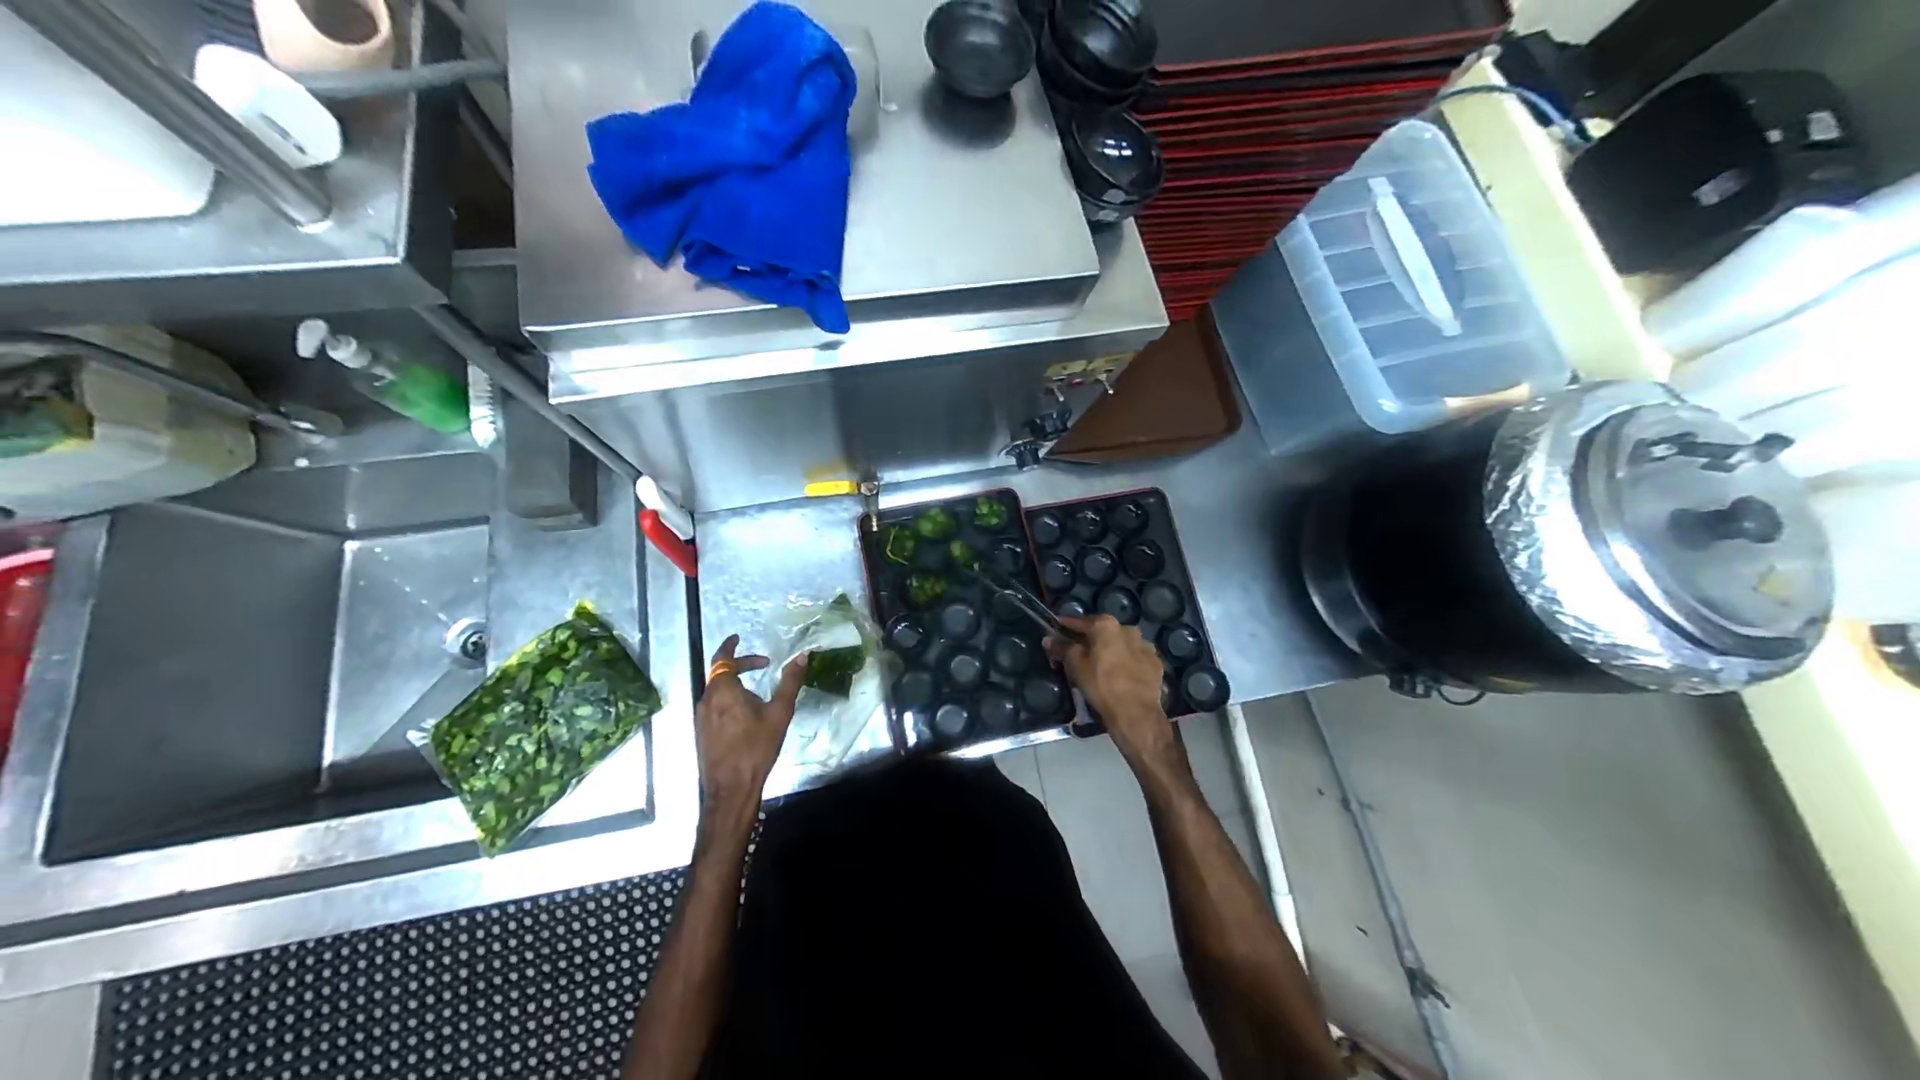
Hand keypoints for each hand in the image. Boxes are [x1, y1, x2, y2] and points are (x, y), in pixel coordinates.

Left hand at [697, 635, 804, 822]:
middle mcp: (706, 699)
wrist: (731, 788)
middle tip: (762, 665)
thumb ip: (790, 682)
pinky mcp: (701, 732)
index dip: (730, 646)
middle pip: (720, 673)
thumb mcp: (779, 713)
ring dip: (735, 684)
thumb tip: (803, 656)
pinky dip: (728, 700)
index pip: (722, 658)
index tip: (738, 638)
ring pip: (717, 691)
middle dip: (741, 665)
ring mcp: (701, 717)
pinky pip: (714, 706)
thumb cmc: (756, 747)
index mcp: (723, 690)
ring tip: (757, 692)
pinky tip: (745, 715)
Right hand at [1047, 615, 1182, 776]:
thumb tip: (1049, 639)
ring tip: (1102, 664)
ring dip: (1111, 649)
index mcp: (1106, 626)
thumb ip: (1063, 648)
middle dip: (1091, 638)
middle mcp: (1127, 629)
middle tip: (1079, 651)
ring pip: (1121, 643)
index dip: (1067, 625)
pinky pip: (1136, 657)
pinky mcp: (1155, 662)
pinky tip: (1121, 674)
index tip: (1058, 628)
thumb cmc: (1101, 685)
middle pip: (1103, 631)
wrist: (1136, 712)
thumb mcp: (1076, 666)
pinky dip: (1127, 661)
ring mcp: (1145, 645)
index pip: (1081, 621)